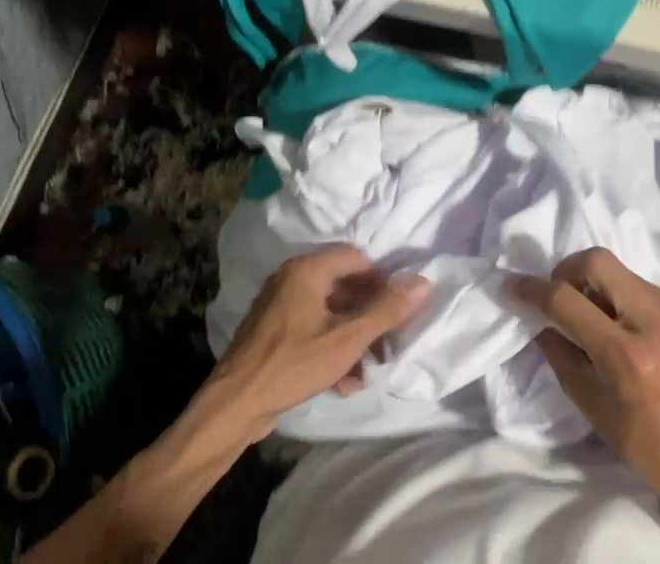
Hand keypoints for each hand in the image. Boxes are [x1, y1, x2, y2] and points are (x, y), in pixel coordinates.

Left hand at [208, 245, 430, 442]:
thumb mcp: (348, 339)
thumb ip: (386, 310)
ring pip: (329, 312)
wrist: (236, 402)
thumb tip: (423, 282)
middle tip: (390, 344)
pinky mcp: (274, 331)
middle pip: (343, 286)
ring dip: (353, 338)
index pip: (355, 257)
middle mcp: (291, 279)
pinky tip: (344, 383)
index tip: (399, 309)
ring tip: (369, 371)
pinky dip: (331, 348)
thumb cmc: (294, 364)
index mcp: (306, 270)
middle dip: (369, 316)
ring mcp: (279, 305)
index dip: (382, 280)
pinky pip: (312, 329)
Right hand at [507, 248, 659, 501]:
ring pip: (623, 272)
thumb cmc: (638, 438)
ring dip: (599, 287)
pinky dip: (626, 300)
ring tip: (598, 317)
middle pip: (599, 262)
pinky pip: (646, 288)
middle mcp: (658, 326)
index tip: (514, 285)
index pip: (567, 301)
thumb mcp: (585, 398)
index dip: (533, 289)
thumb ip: (558, 349)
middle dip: (569, 271)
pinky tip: (629, 328)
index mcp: (626, 356)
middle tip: (562, 294)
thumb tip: (538, 313)